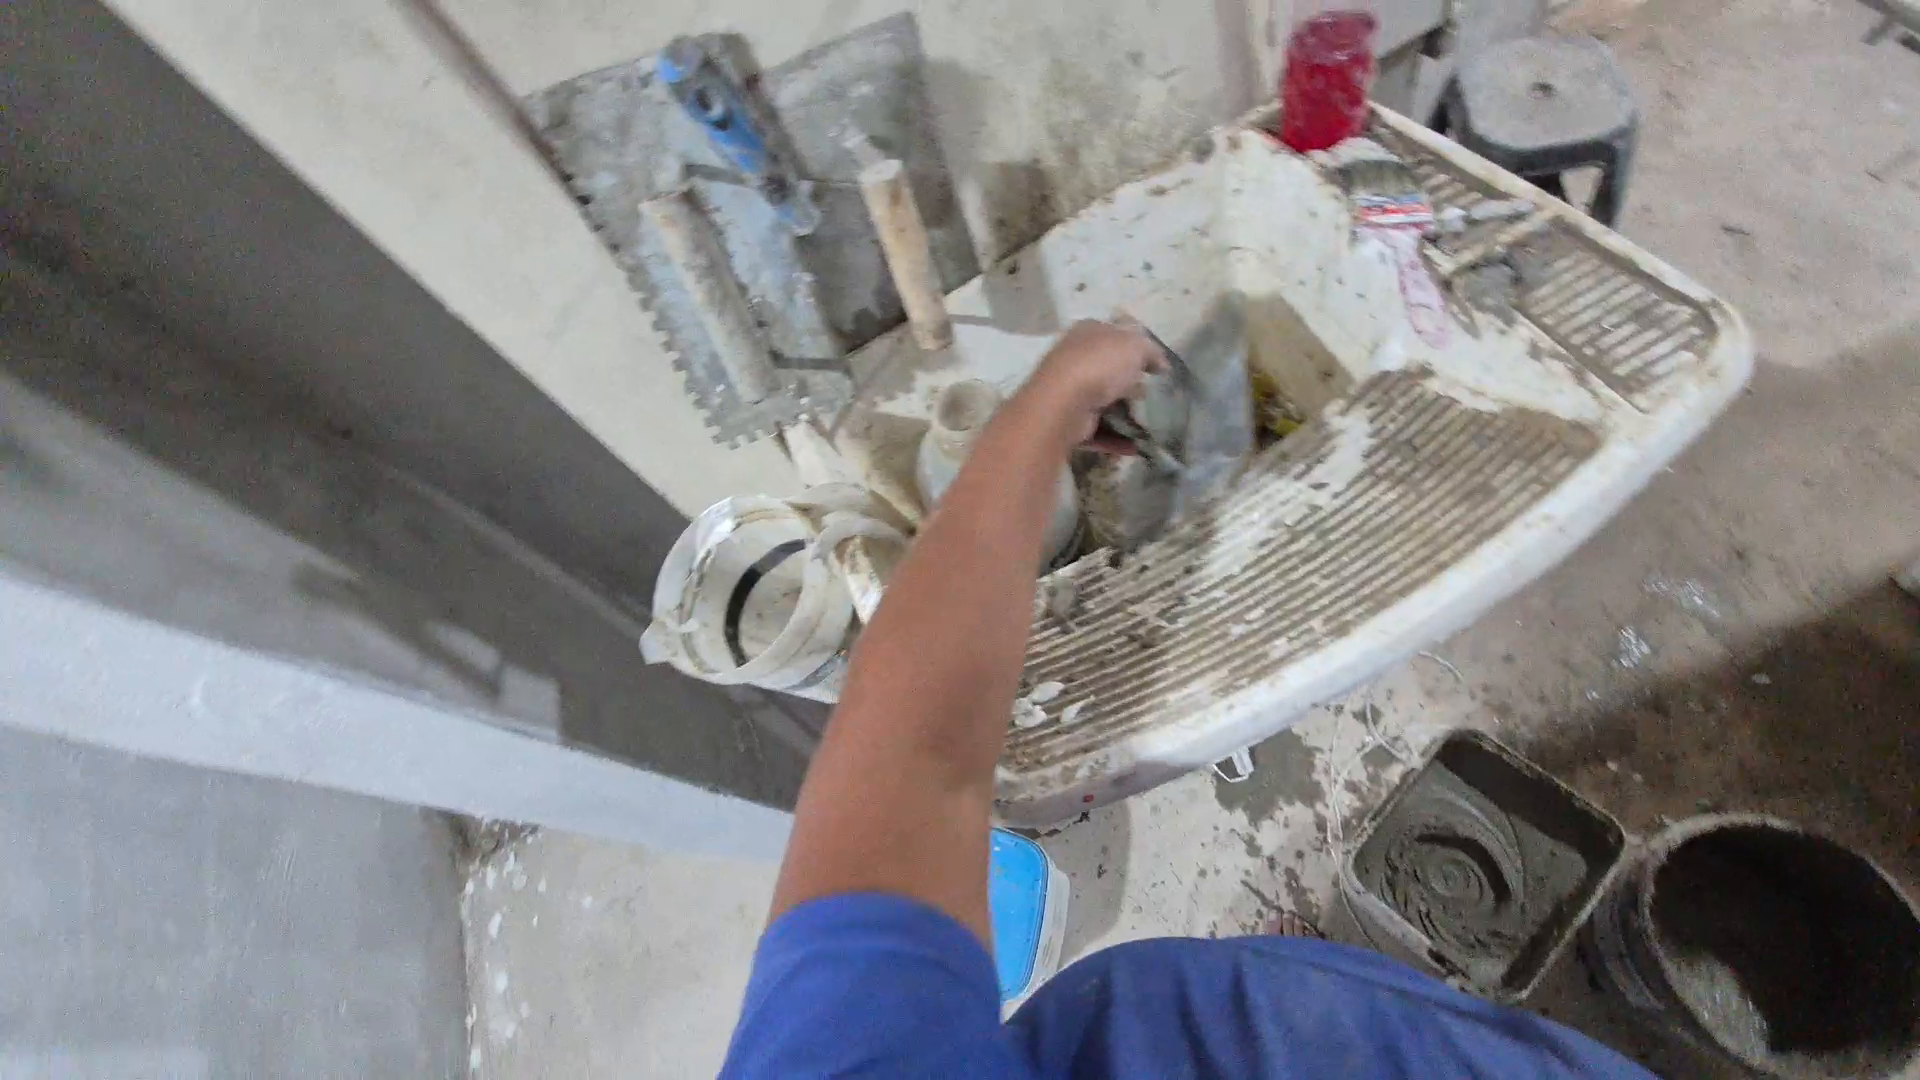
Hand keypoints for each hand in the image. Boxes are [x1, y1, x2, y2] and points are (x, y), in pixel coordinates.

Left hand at [1016, 318, 1168, 448]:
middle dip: (1130, 384)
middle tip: (1153, 396)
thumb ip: (1151, 352)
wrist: (1063, 403)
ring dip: (1124, 415)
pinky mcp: (1069, 422)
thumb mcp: (1135, 346)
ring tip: (1150, 425)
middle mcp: (1075, 360)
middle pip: (1108, 371)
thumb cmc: (1100, 365)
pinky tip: (1136, 447)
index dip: (1137, 348)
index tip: (1157, 367)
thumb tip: (1161, 364)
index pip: (1115, 336)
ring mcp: (1069, 393)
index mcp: (1088, 333)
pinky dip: (1116, 440)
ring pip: (1103, 403)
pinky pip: (1097, 431)